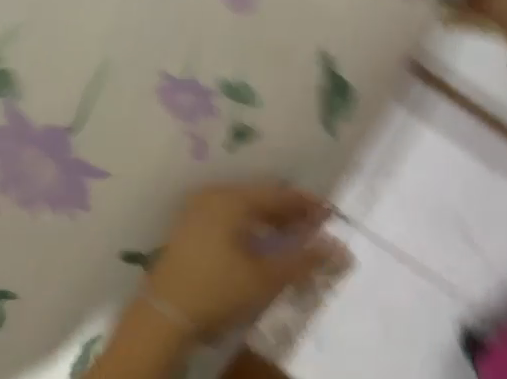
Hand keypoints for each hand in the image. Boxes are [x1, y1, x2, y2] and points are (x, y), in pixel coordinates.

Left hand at [143, 182, 349, 338]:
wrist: (166, 312)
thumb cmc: (218, 289)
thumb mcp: (266, 277)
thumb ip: (303, 260)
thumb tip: (340, 248)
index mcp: (229, 199)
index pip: (276, 194)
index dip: (306, 203)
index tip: (333, 214)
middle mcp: (212, 196)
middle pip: (259, 198)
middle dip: (290, 213)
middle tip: (318, 228)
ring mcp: (197, 211)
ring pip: (243, 209)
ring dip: (270, 222)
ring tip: (295, 238)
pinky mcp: (190, 229)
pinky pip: (228, 219)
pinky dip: (251, 228)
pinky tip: (263, 245)